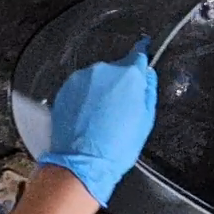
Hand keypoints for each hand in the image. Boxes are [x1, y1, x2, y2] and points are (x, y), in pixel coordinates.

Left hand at [38, 39, 157, 204]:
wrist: (82, 162)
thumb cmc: (114, 147)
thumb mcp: (145, 121)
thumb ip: (148, 92)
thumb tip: (148, 77)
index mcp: (128, 76)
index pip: (138, 55)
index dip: (142, 56)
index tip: (143, 50)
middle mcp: (103, 71)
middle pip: (116, 71)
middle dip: (119, 85)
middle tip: (120, 110)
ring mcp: (82, 79)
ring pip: (96, 79)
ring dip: (100, 92)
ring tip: (101, 119)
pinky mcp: (65, 89)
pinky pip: (80, 88)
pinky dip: (84, 99)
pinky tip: (88, 119)